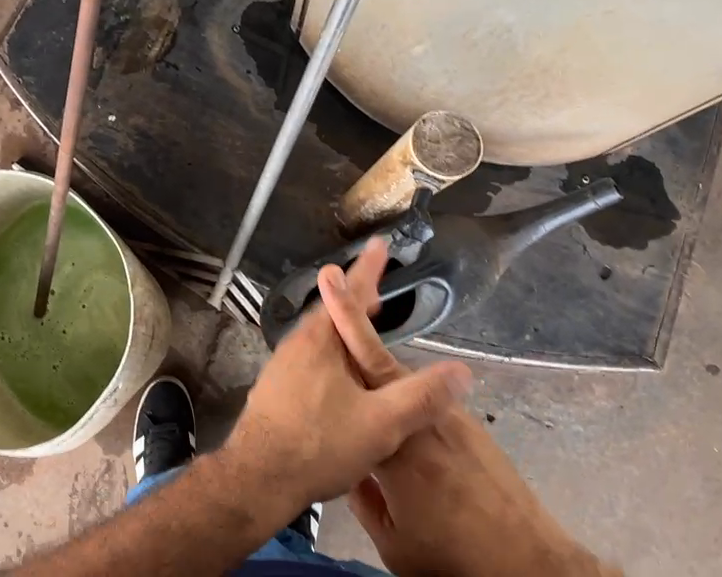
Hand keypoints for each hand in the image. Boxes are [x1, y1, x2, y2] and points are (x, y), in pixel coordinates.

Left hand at [216, 279, 471, 518]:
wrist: (258, 477)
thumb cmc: (319, 444)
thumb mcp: (382, 424)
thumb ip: (421, 397)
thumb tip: (462, 372)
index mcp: (321, 340)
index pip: (352, 293)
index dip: (370, 269)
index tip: (380, 244)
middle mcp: (298, 343)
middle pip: (333, 310)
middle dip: (357, 297)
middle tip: (381, 289)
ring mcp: (284, 364)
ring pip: (321, 335)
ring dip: (344, 325)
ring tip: (366, 327)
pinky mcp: (277, 386)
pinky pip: (311, 355)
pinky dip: (333, 350)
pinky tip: (343, 372)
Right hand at [323, 240, 613, 576]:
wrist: (529, 563)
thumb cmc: (453, 555)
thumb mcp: (393, 542)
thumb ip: (364, 500)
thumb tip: (351, 472)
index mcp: (395, 447)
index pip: (358, 382)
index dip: (342, 338)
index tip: (325, 305)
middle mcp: (422, 421)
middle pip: (381, 361)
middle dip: (356, 324)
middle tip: (336, 291)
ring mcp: (451, 419)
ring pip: (405, 378)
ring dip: (378, 369)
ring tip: (354, 369)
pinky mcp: (472, 426)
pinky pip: (429, 398)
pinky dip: (407, 393)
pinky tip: (400, 411)